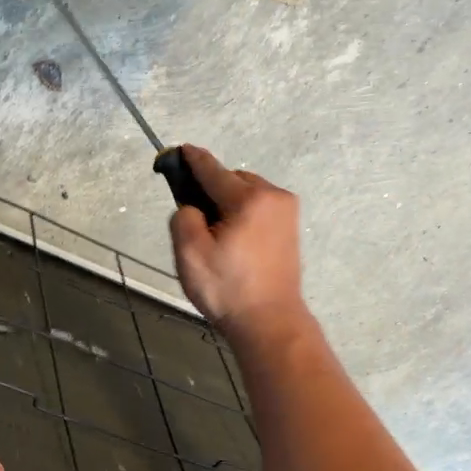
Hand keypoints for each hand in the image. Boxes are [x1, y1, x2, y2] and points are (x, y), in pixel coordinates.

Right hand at [166, 145, 305, 331]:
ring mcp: (287, 212)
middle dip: (212, 189)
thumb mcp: (190, 253)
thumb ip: (183, 218)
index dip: (193, 160)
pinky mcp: (290, 229)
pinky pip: (259, 208)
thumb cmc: (226, 288)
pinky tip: (231, 239)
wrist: (269, 320)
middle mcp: (273, 196)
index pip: (213, 171)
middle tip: (193, 216)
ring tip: (212, 233)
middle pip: (233, 180)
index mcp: (248, 198)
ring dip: (228, 203)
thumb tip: (192, 208)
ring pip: (248, 193)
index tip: (180, 149)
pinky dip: (242, 214)